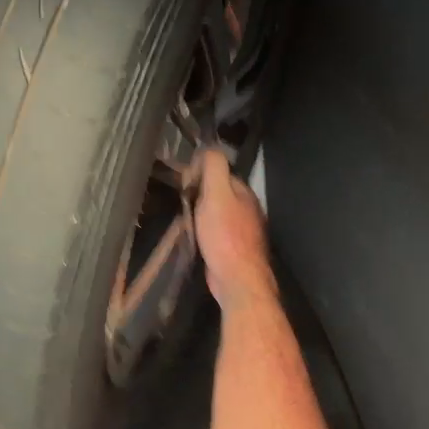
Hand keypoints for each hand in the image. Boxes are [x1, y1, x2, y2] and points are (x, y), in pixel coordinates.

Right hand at [192, 149, 276, 311]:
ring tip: (184, 220)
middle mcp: (246, 208)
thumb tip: (207, 147)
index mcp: (243, 192)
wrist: (237, 280)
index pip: (218, 171)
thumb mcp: (216, 193)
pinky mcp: (233, 248)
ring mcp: (242, 229)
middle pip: (215, 191)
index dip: (199, 173)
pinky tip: (193, 236)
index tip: (183, 183)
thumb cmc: (225, 234)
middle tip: (183, 203)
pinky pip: (213, 230)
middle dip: (197, 194)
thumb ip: (213, 167)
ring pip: (213, 211)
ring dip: (198, 213)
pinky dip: (202, 230)